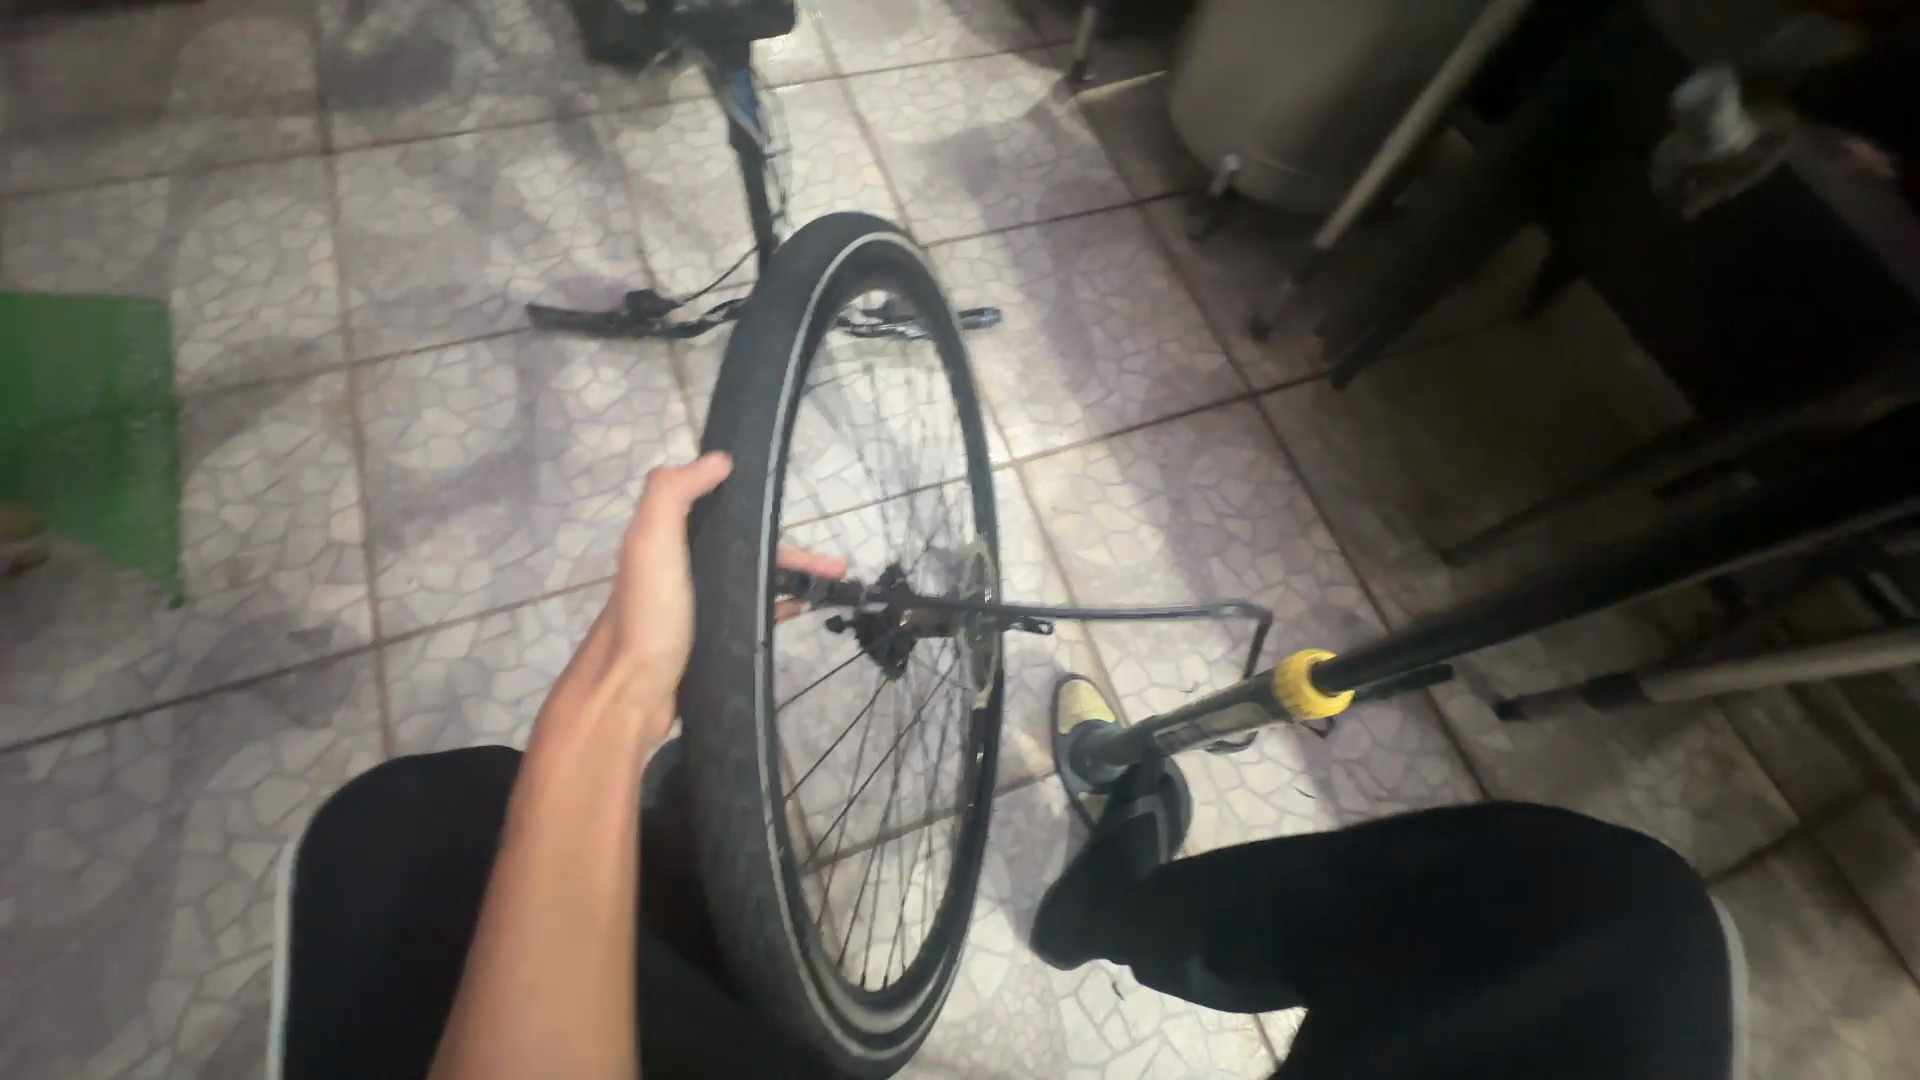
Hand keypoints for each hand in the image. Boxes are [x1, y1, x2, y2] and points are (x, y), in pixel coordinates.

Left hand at [550, 453, 848, 749]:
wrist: (630, 694)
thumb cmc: (648, 616)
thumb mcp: (652, 543)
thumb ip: (673, 493)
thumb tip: (719, 460)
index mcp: (670, 540)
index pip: (723, 512)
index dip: (758, 508)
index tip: (793, 507)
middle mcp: (683, 568)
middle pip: (747, 550)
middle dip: (793, 555)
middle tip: (836, 568)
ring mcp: (697, 604)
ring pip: (754, 581)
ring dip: (793, 580)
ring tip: (829, 590)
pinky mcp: (709, 637)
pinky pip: (752, 613)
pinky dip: (778, 607)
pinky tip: (800, 611)